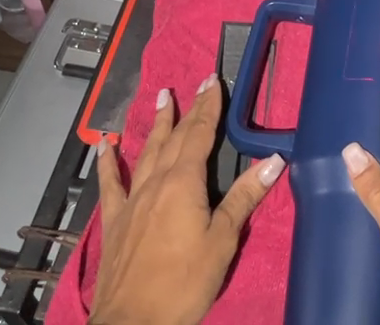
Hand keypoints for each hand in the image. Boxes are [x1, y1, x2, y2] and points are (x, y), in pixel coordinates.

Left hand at [90, 74, 285, 324]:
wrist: (132, 324)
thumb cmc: (183, 283)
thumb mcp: (222, 242)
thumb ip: (243, 198)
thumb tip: (274, 160)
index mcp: (184, 183)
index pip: (199, 134)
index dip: (208, 106)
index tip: (213, 80)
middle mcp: (156, 182)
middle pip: (175, 137)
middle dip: (188, 109)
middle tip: (196, 83)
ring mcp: (132, 201)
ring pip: (146, 152)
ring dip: (156, 124)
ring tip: (161, 98)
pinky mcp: (115, 222)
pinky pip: (111, 183)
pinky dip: (108, 161)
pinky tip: (106, 144)